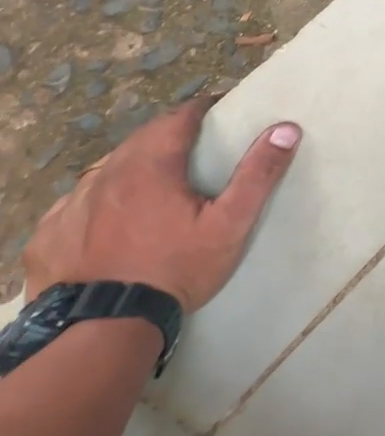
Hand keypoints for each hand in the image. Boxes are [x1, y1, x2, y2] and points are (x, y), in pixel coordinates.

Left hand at [23, 98, 301, 312]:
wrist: (102, 327)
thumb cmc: (176, 268)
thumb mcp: (231, 223)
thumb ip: (258, 174)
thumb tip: (285, 128)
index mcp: (149, 170)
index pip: (173, 121)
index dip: (198, 109)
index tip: (217, 107)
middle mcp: (104, 180)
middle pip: (137, 142)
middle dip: (166, 134)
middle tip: (192, 143)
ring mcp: (69, 210)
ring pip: (103, 172)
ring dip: (131, 166)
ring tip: (153, 180)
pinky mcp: (47, 239)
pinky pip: (74, 205)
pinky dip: (98, 200)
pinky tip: (109, 218)